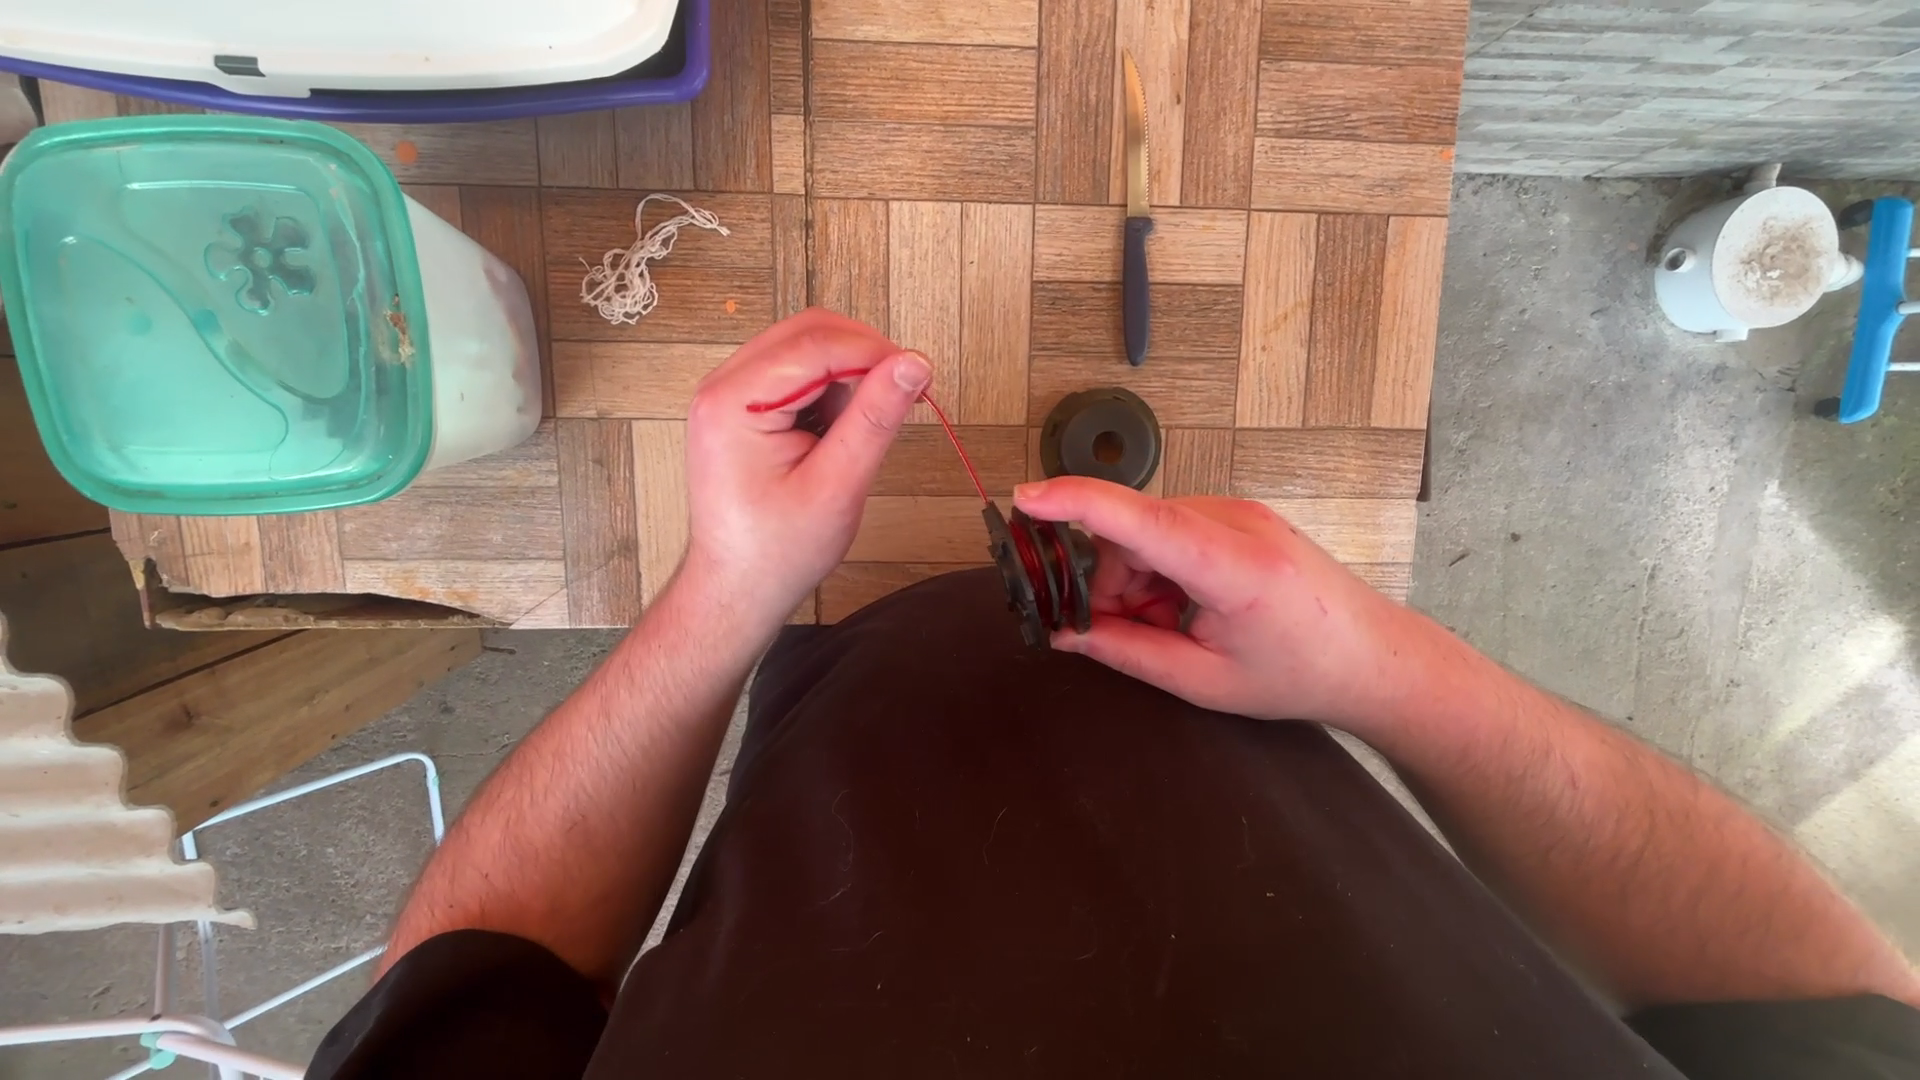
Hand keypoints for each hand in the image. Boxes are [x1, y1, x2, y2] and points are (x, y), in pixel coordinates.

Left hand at [680, 309, 929, 629]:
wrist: (738, 587)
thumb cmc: (777, 551)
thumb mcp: (838, 486)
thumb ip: (876, 418)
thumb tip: (913, 365)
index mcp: (734, 403)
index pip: (816, 344)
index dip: (874, 352)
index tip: (918, 376)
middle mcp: (723, 388)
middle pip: (807, 333)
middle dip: (862, 356)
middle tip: (902, 393)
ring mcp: (729, 395)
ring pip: (805, 350)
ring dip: (846, 376)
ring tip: (860, 432)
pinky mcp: (743, 408)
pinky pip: (796, 375)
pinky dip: (829, 393)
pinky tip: (837, 436)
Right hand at [1010, 477, 1419, 728]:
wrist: (1375, 658)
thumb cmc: (1298, 675)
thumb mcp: (1203, 680)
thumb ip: (1127, 652)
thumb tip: (1064, 634)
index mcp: (1232, 566)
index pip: (1139, 518)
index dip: (1075, 502)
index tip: (1024, 497)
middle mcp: (1235, 521)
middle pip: (1131, 532)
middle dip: (1110, 583)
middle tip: (1122, 634)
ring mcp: (1239, 511)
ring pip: (1146, 532)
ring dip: (1136, 579)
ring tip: (1169, 628)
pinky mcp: (1238, 515)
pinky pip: (1171, 530)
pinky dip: (1159, 570)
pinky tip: (1184, 608)